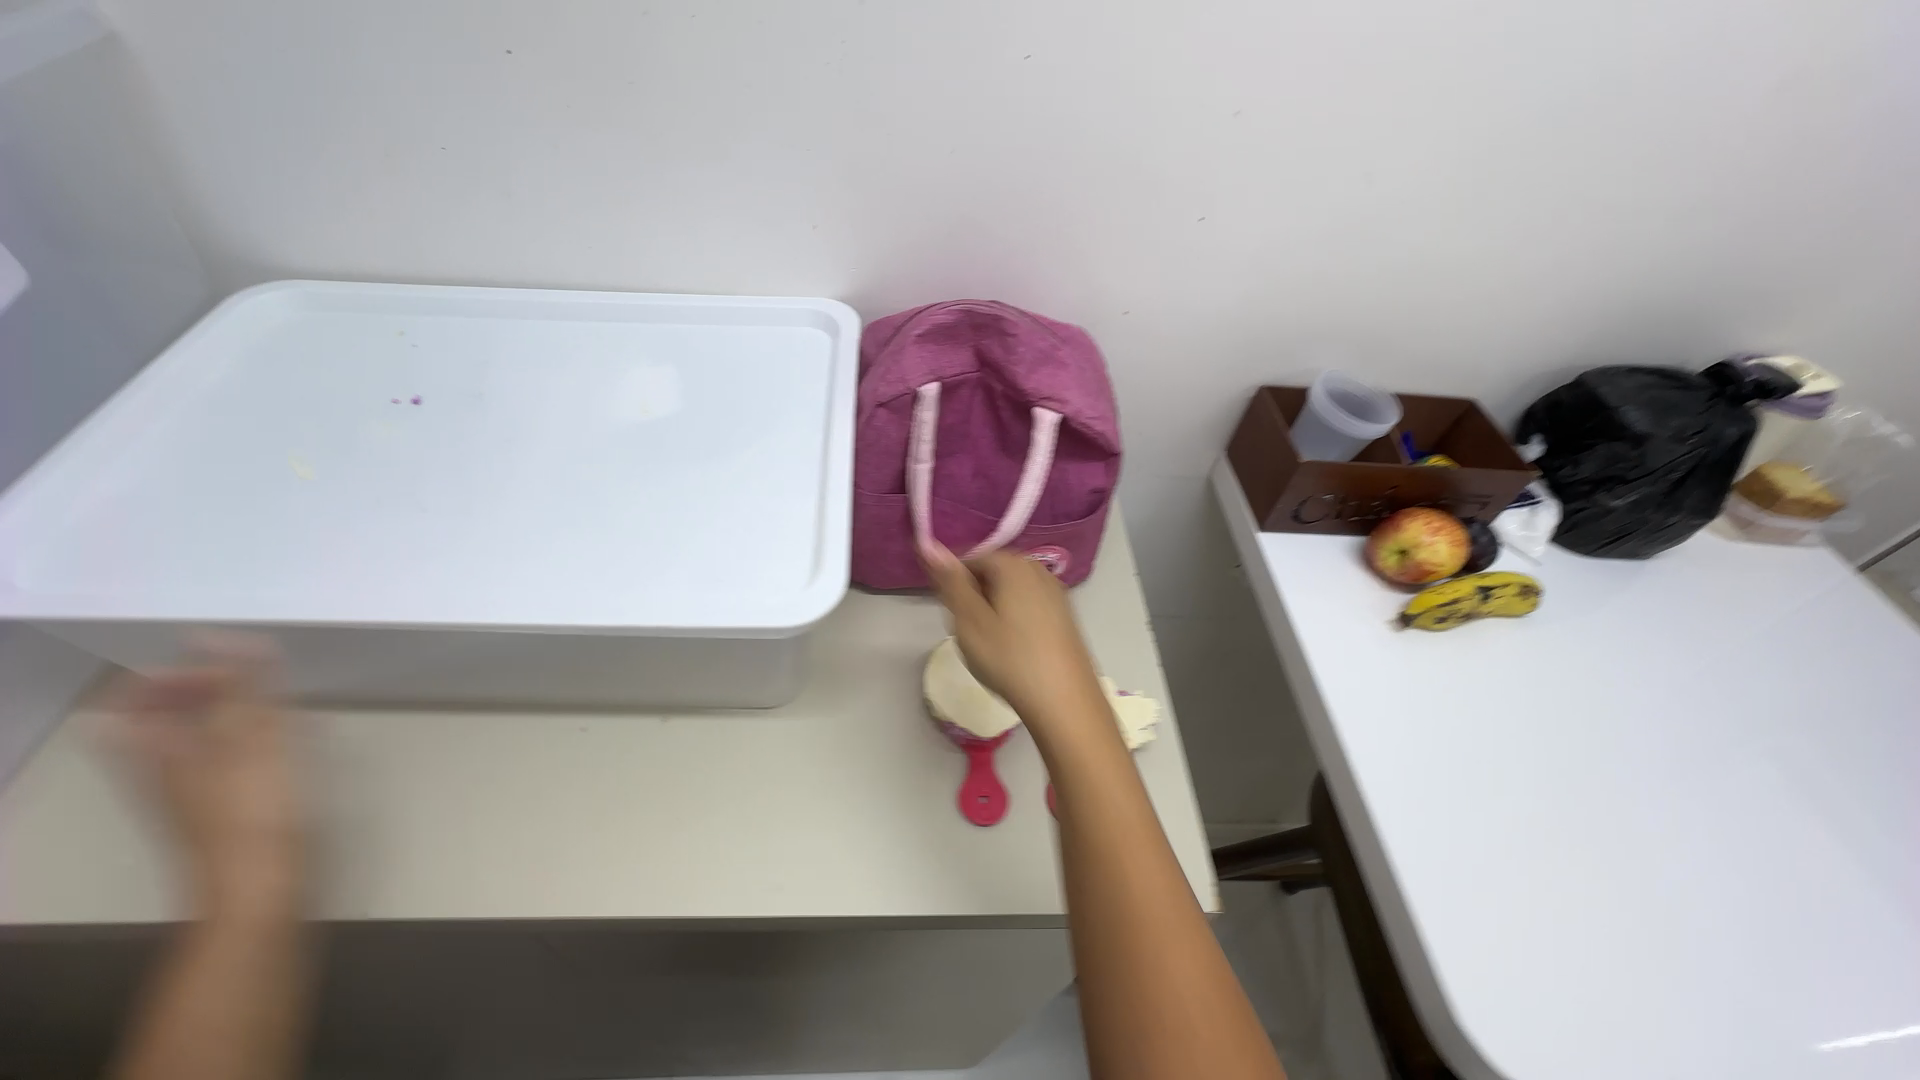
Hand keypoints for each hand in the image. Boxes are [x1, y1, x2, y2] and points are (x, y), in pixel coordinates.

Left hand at [98, 638, 305, 914]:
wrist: (260, 887)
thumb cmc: (255, 811)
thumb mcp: (252, 740)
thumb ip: (238, 687)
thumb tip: (217, 637)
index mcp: (155, 749)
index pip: (138, 694)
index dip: (179, 671)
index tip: (230, 664)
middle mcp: (160, 766)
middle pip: (165, 713)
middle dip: (209, 687)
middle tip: (257, 681)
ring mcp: (187, 788)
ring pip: (195, 733)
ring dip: (232, 711)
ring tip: (277, 706)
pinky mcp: (217, 804)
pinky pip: (219, 755)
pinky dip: (245, 738)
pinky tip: (283, 742)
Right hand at [921, 544, 1111, 742]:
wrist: (1065, 701)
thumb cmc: (1010, 659)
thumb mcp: (969, 620)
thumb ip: (949, 581)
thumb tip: (928, 543)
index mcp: (1013, 564)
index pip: (970, 560)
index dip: (955, 588)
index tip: (954, 618)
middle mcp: (1038, 569)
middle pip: (992, 574)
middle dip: (975, 599)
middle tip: (970, 635)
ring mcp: (1056, 592)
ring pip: (1010, 593)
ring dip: (994, 612)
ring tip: (991, 647)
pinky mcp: (1066, 616)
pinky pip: (1029, 608)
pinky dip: (1015, 623)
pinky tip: (1014, 651)